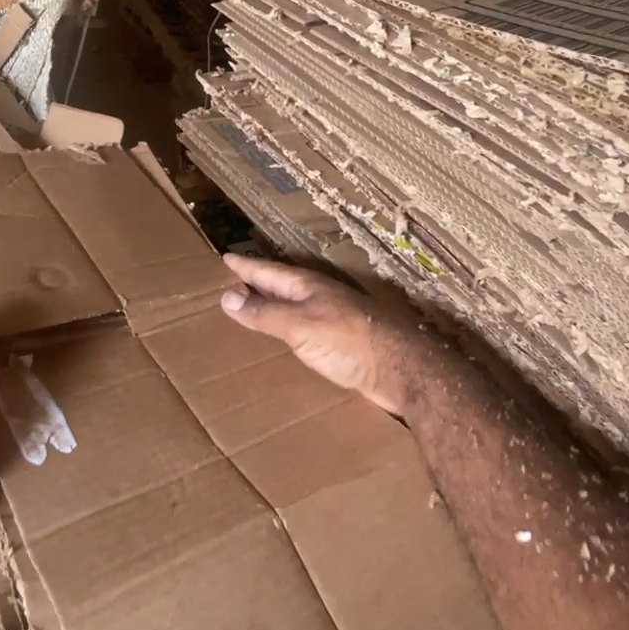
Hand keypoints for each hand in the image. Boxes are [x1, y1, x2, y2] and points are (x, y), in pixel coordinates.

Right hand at [219, 253, 429, 416]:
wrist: (403, 370)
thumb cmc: (350, 341)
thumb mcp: (299, 326)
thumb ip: (263, 314)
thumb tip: (226, 297)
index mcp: (306, 287)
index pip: (267, 272)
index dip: (245, 267)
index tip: (225, 259)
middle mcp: (319, 297)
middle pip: (280, 286)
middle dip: (257, 283)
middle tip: (233, 281)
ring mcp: (332, 318)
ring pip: (294, 307)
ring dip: (273, 306)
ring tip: (252, 310)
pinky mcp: (342, 342)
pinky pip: (304, 328)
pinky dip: (287, 329)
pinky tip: (284, 340)